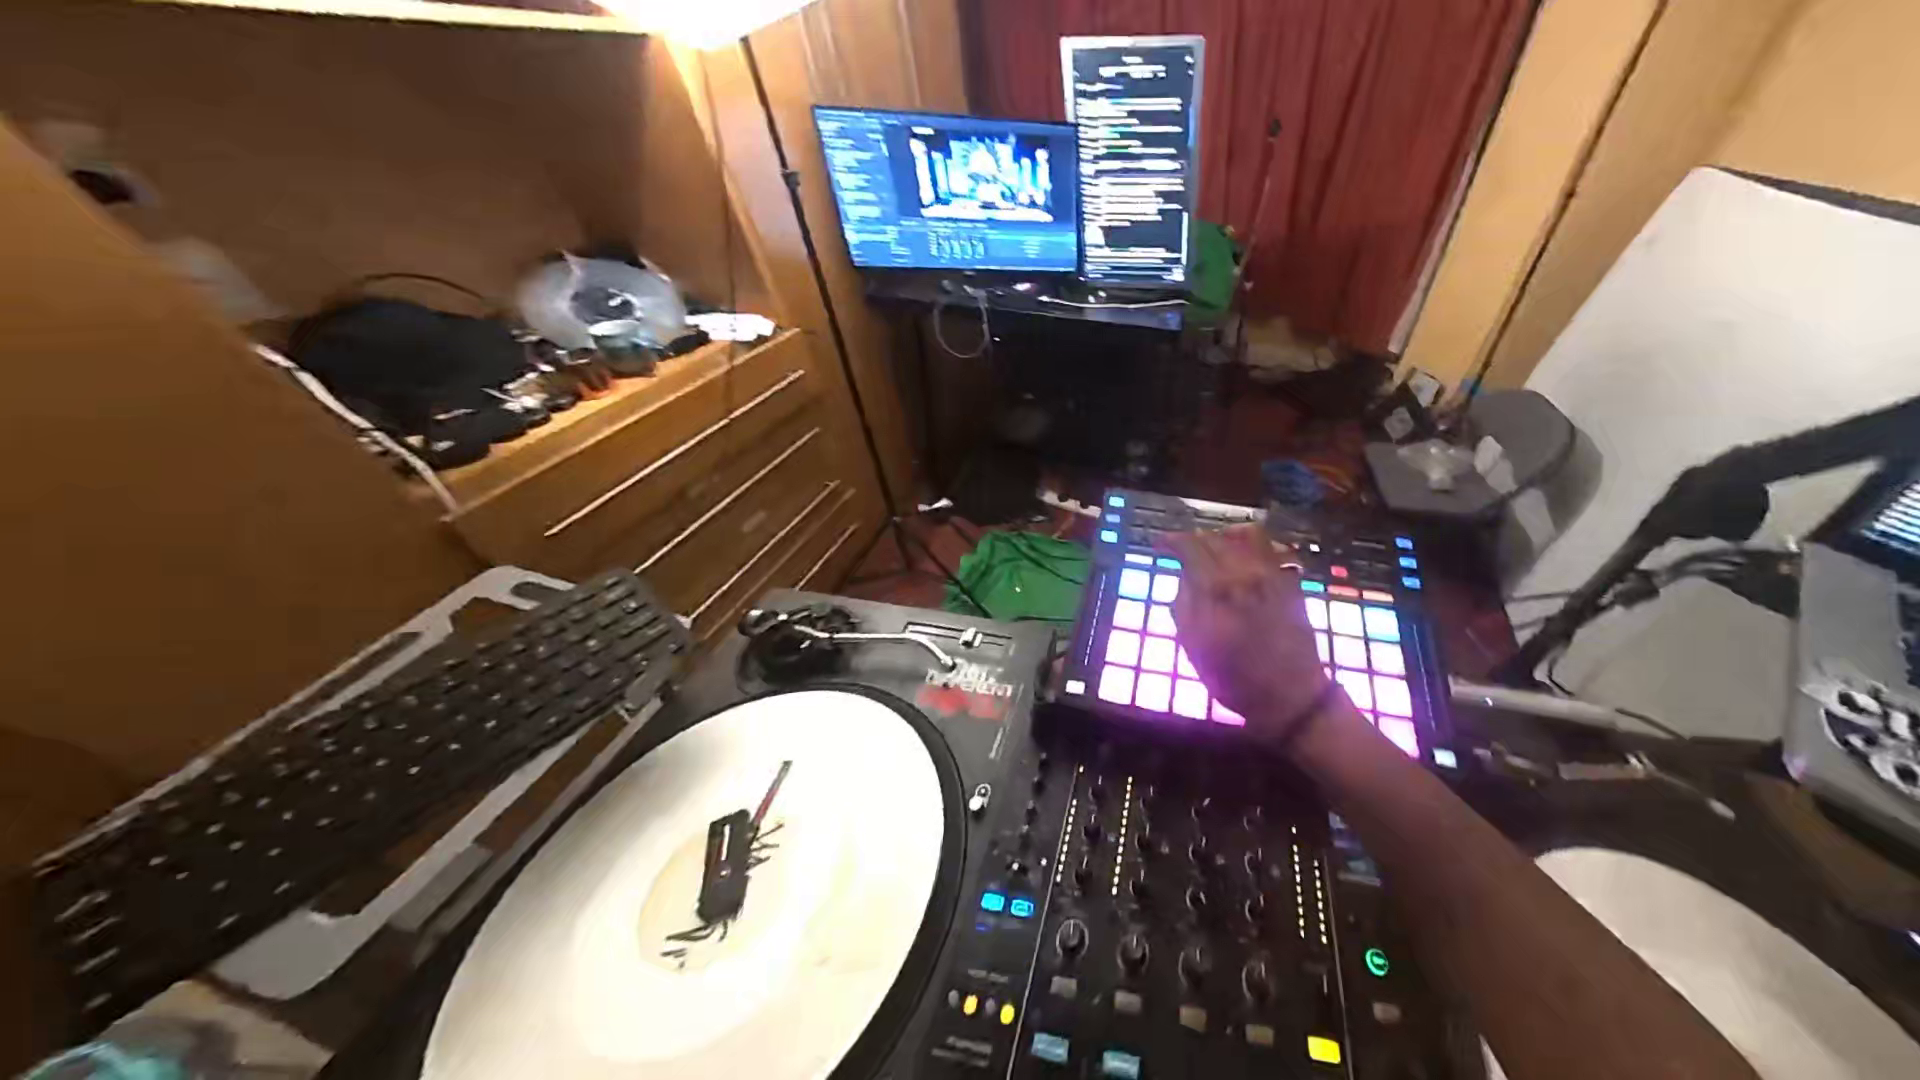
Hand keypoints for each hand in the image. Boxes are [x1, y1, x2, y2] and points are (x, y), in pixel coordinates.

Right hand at [1170, 525, 1330, 742]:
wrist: (1289, 697)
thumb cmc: (1233, 678)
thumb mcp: (1193, 644)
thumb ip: (1184, 603)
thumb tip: (1184, 577)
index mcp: (1217, 588)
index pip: (1191, 546)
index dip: (1172, 541)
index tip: (1160, 545)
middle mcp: (1246, 573)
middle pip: (1216, 537)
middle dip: (1195, 539)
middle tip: (1183, 550)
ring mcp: (1273, 576)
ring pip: (1249, 535)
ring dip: (1226, 536)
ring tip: (1215, 548)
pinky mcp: (1290, 584)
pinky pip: (1272, 550)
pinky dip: (1253, 547)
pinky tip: (1244, 559)